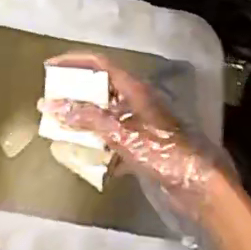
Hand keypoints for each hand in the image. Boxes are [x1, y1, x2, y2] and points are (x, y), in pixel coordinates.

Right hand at [38, 52, 223, 215]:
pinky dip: (100, 145)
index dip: (74, 62)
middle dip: (76, 94)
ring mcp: (142, 124)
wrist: (200, 186)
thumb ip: (89, 119)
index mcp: (134, 89)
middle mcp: (137, 101)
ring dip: (86, 122)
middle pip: (101, 89)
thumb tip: (53, 104)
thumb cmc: (164, 153)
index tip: (50, 67)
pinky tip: (89, 159)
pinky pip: (115, 139)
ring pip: (107, 116)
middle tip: (52, 101)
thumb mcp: (123, 134)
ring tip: (63, 129)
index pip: (100, 64)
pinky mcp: (145, 146)